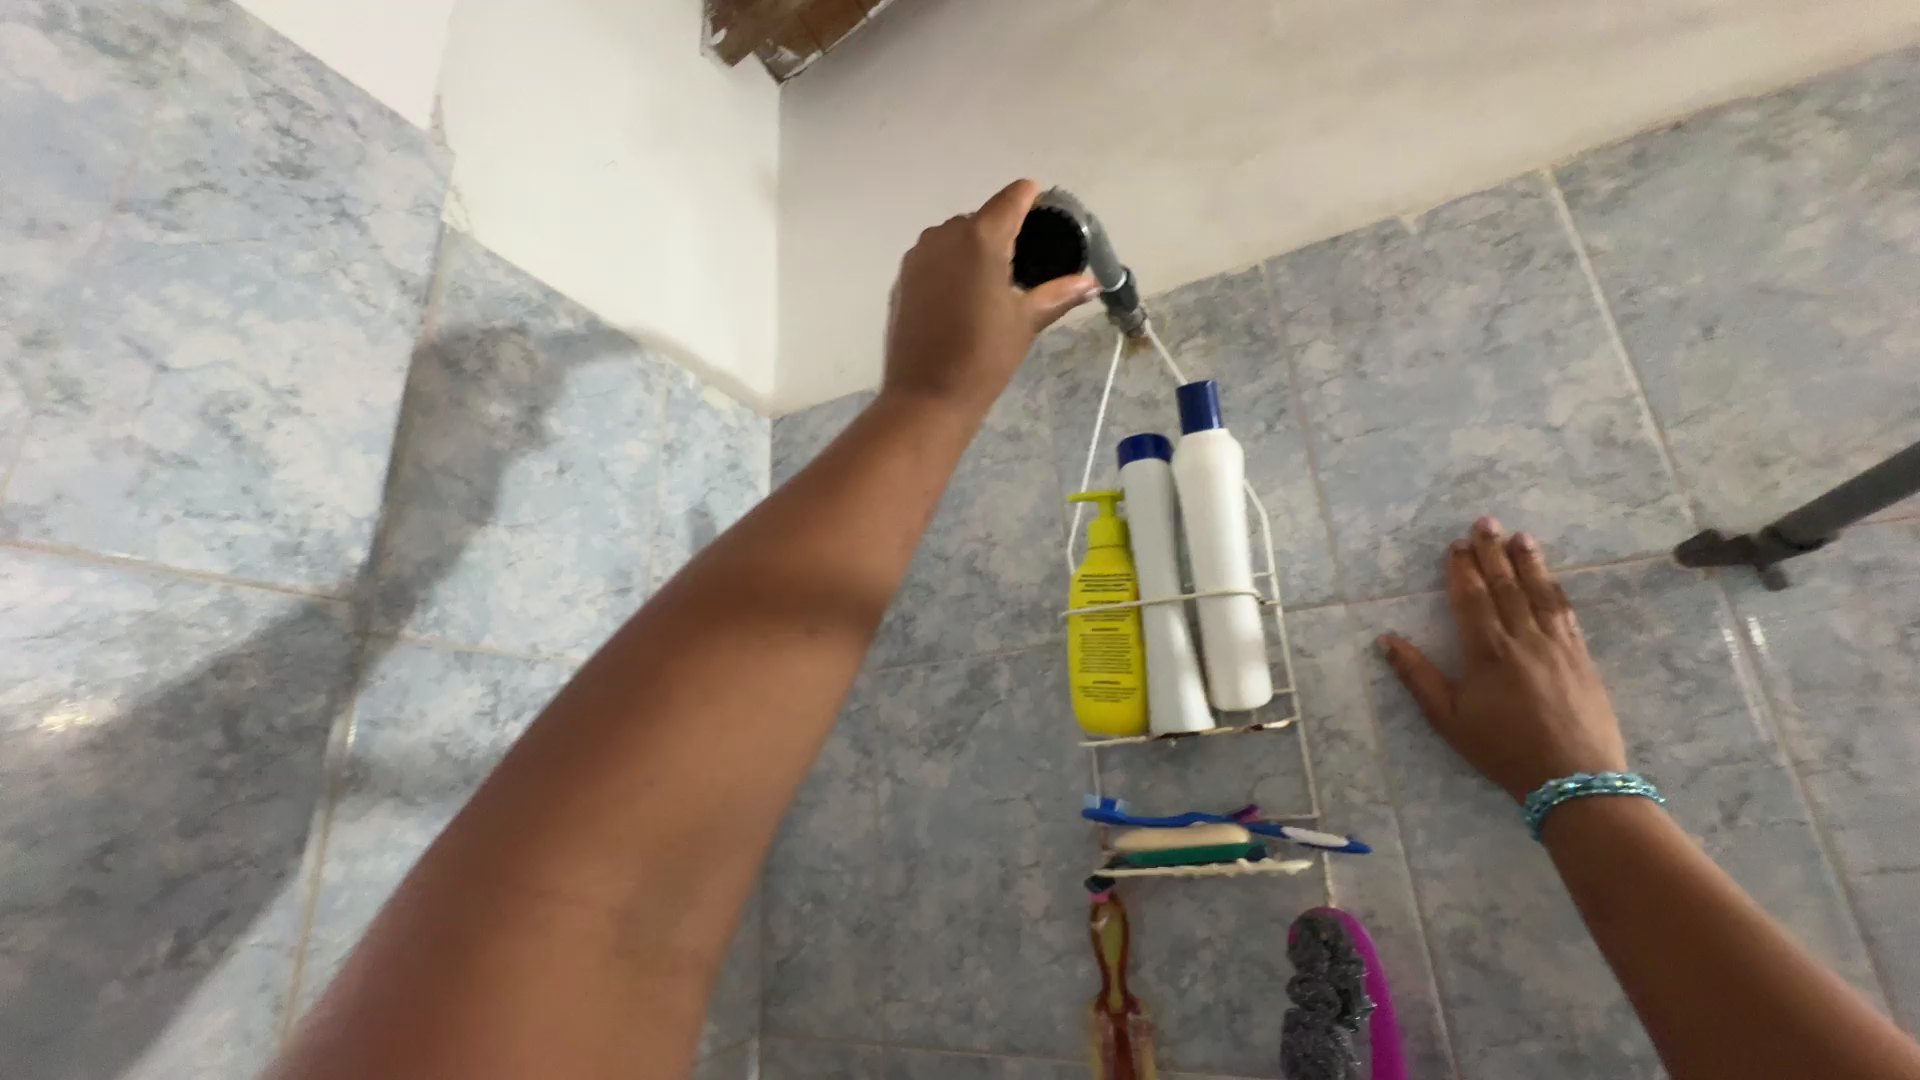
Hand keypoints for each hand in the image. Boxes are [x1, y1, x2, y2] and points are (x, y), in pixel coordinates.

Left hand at [882, 179, 1100, 415]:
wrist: (927, 396)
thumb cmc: (984, 357)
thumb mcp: (1026, 323)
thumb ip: (1059, 294)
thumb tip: (1092, 283)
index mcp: (981, 237)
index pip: (1013, 197)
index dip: (1031, 201)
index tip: (1045, 220)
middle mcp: (945, 235)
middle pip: (981, 218)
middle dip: (1002, 234)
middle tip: (1021, 269)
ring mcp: (918, 256)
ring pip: (954, 239)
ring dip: (973, 252)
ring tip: (990, 288)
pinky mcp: (902, 279)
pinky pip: (933, 261)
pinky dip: (950, 270)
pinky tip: (960, 303)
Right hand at [1377, 516, 1627, 801]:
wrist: (1574, 779)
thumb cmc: (1501, 749)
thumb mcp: (1447, 718)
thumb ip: (1416, 676)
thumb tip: (1386, 640)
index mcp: (1487, 653)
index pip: (1471, 599)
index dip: (1462, 570)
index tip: (1456, 545)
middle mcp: (1524, 640)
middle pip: (1506, 587)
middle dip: (1493, 553)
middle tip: (1485, 522)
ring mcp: (1558, 647)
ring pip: (1540, 594)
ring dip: (1528, 563)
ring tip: (1520, 537)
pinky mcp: (1582, 659)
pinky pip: (1566, 614)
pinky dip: (1555, 590)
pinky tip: (1551, 578)